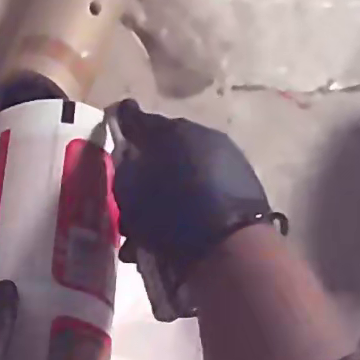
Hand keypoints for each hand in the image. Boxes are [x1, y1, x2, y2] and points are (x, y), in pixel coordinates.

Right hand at [110, 99, 278, 278]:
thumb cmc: (168, 213)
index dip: (122, 122)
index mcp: (168, 130)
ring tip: (158, 216)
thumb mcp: (129, 192)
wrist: (228, 243)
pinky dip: (191, 196)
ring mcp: (226, 155)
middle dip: (148, 163)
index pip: (135, 117)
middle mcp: (200, 133)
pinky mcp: (244, 179)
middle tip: (135, 189)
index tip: (115, 125)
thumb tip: (126, 154)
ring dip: (171, 184)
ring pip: (186, 166)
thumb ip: (123, 168)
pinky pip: (206, 183)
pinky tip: (183, 220)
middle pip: (164, 144)